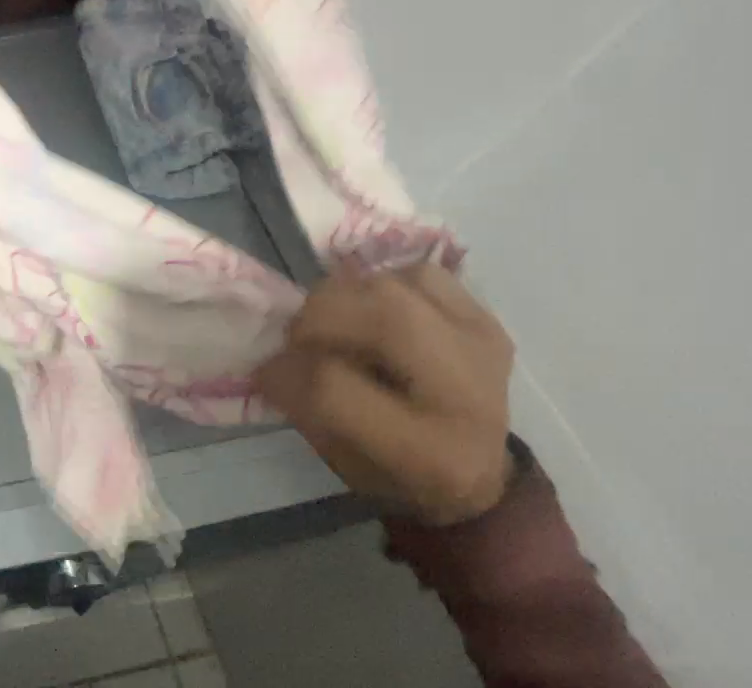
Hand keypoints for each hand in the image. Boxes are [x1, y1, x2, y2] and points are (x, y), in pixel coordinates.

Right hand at [257, 263, 514, 525]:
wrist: (479, 475)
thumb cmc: (394, 474)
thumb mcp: (340, 459)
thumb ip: (304, 404)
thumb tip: (270, 353)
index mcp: (429, 451)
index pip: (333, 386)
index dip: (284, 371)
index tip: (265, 371)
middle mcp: (469, 394)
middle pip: (382, 318)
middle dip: (317, 318)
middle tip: (298, 337)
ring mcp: (483, 347)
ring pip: (394, 286)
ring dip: (345, 297)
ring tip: (335, 324)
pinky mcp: (486, 320)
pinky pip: (420, 275)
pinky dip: (381, 283)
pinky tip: (373, 312)